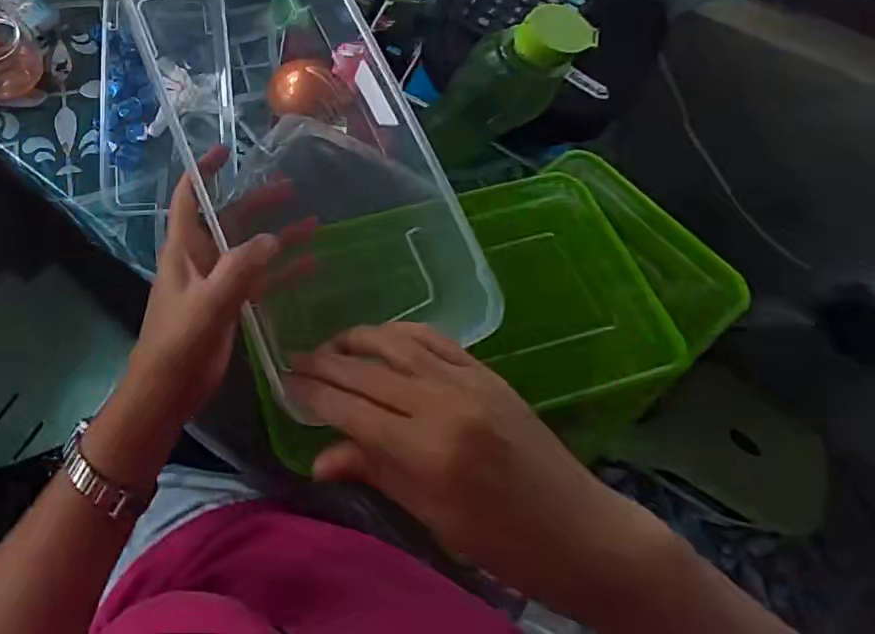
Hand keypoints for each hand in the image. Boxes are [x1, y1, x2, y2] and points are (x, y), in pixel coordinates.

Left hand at [91, 148, 312, 484]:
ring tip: (313, 220)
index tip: (224, 152)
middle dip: (255, 201)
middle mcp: (200, 257)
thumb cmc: (178, 340)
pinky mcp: (230, 304)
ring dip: (277, 235)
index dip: (202, 172)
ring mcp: (217, 280)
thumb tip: (271, 239)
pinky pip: (260, 279)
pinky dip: (283, 270)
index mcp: (183, 248)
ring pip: (250, 249)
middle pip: (228, 218)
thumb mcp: (207, 302)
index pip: (189, 197)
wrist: (168, 388)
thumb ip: (238, 270)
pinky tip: (311, 263)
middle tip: (289, 186)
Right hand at [287, 324, 679, 617]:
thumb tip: (316, 460)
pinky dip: (396, 331)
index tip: (286, 384)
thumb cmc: (505, 543)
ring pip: (391, 342)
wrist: (588, 535)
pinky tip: (378, 336)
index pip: (348, 409)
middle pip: (362, 372)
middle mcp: (440, 407)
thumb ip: (373, 473)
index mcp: (425, 453)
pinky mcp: (485, 372)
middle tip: (294, 362)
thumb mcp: (432, 518)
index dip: (311, 394)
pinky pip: (430, 337)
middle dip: (321, 364)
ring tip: (329, 345)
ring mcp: (465, 382)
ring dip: (352, 339)